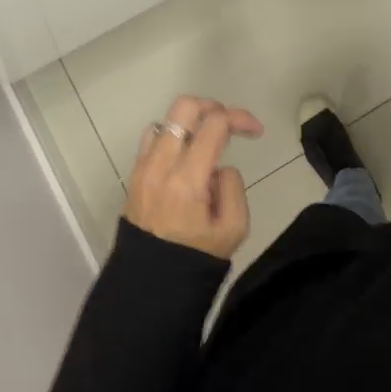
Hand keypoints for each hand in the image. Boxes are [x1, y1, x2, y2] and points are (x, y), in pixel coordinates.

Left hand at [123, 96, 264, 259]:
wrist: (150, 284)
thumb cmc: (196, 257)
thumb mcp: (234, 228)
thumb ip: (233, 186)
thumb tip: (219, 168)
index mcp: (187, 180)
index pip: (214, 124)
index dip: (239, 118)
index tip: (256, 131)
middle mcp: (160, 166)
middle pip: (183, 107)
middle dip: (212, 106)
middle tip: (229, 123)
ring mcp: (142, 169)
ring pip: (165, 120)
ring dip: (190, 123)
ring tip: (207, 142)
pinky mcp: (134, 176)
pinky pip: (152, 139)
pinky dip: (172, 137)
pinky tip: (186, 157)